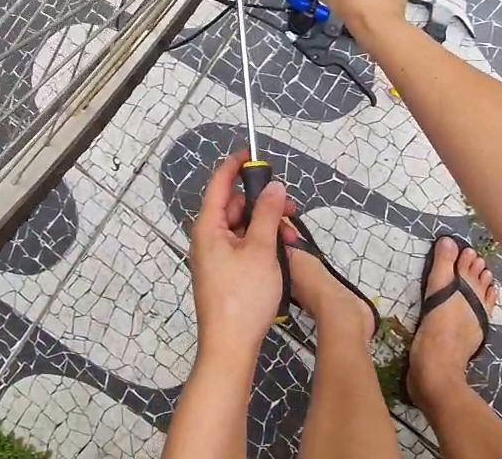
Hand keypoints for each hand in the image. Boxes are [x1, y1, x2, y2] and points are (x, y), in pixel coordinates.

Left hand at [188, 151, 291, 364]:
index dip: (236, 164)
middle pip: (235, 206)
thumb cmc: (243, 295)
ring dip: (268, 227)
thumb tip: (274, 187)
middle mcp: (208, 236)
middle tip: (292, 210)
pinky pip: (244, 246)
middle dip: (264, 204)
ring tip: (293, 240)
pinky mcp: (225, 273)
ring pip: (243, 227)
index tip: (255, 154)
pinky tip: (283, 254)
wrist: (230, 348)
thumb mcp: (261, 249)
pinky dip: (262, 244)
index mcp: (208, 225)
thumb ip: (268, 214)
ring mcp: (215, 256)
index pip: (220, 182)